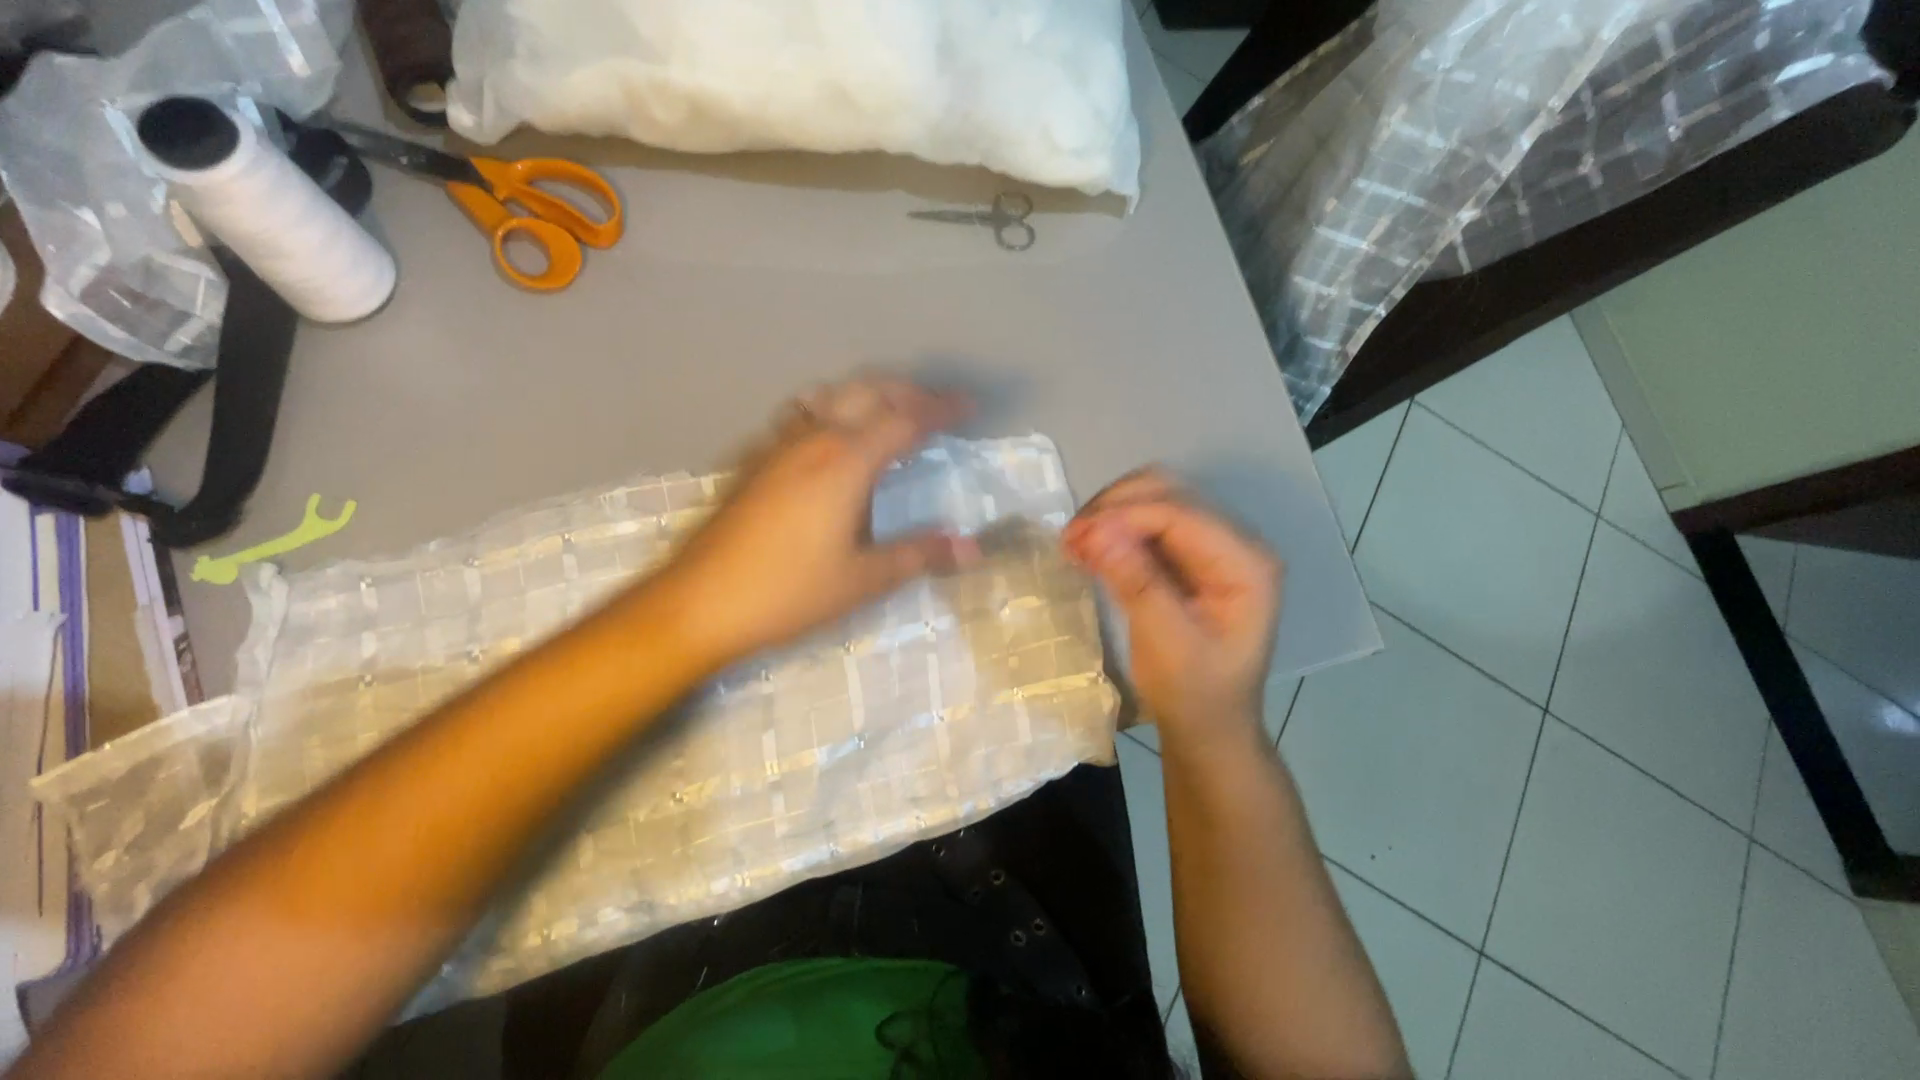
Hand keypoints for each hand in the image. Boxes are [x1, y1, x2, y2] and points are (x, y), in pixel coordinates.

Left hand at [650, 377, 979, 669]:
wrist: (700, 601)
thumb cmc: (788, 591)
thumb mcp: (862, 579)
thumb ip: (918, 555)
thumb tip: (972, 548)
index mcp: (847, 461)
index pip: (905, 419)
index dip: (941, 410)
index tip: (970, 408)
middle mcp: (814, 439)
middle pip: (867, 392)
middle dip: (907, 393)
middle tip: (935, 409)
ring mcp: (780, 447)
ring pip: (831, 397)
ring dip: (867, 396)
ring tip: (889, 414)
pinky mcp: (757, 462)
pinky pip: (803, 416)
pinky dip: (832, 411)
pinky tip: (831, 439)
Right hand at [1063, 469, 1282, 738]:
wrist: (1209, 729)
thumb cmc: (1197, 696)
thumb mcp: (1168, 647)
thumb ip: (1138, 586)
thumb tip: (1096, 534)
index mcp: (1246, 564)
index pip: (1181, 514)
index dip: (1125, 516)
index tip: (1076, 537)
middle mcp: (1235, 544)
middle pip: (1169, 493)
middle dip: (1115, 507)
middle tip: (1070, 539)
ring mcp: (1212, 548)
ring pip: (1155, 500)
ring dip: (1111, 514)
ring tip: (1072, 543)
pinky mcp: (1189, 558)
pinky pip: (1148, 525)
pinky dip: (1114, 530)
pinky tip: (1086, 549)